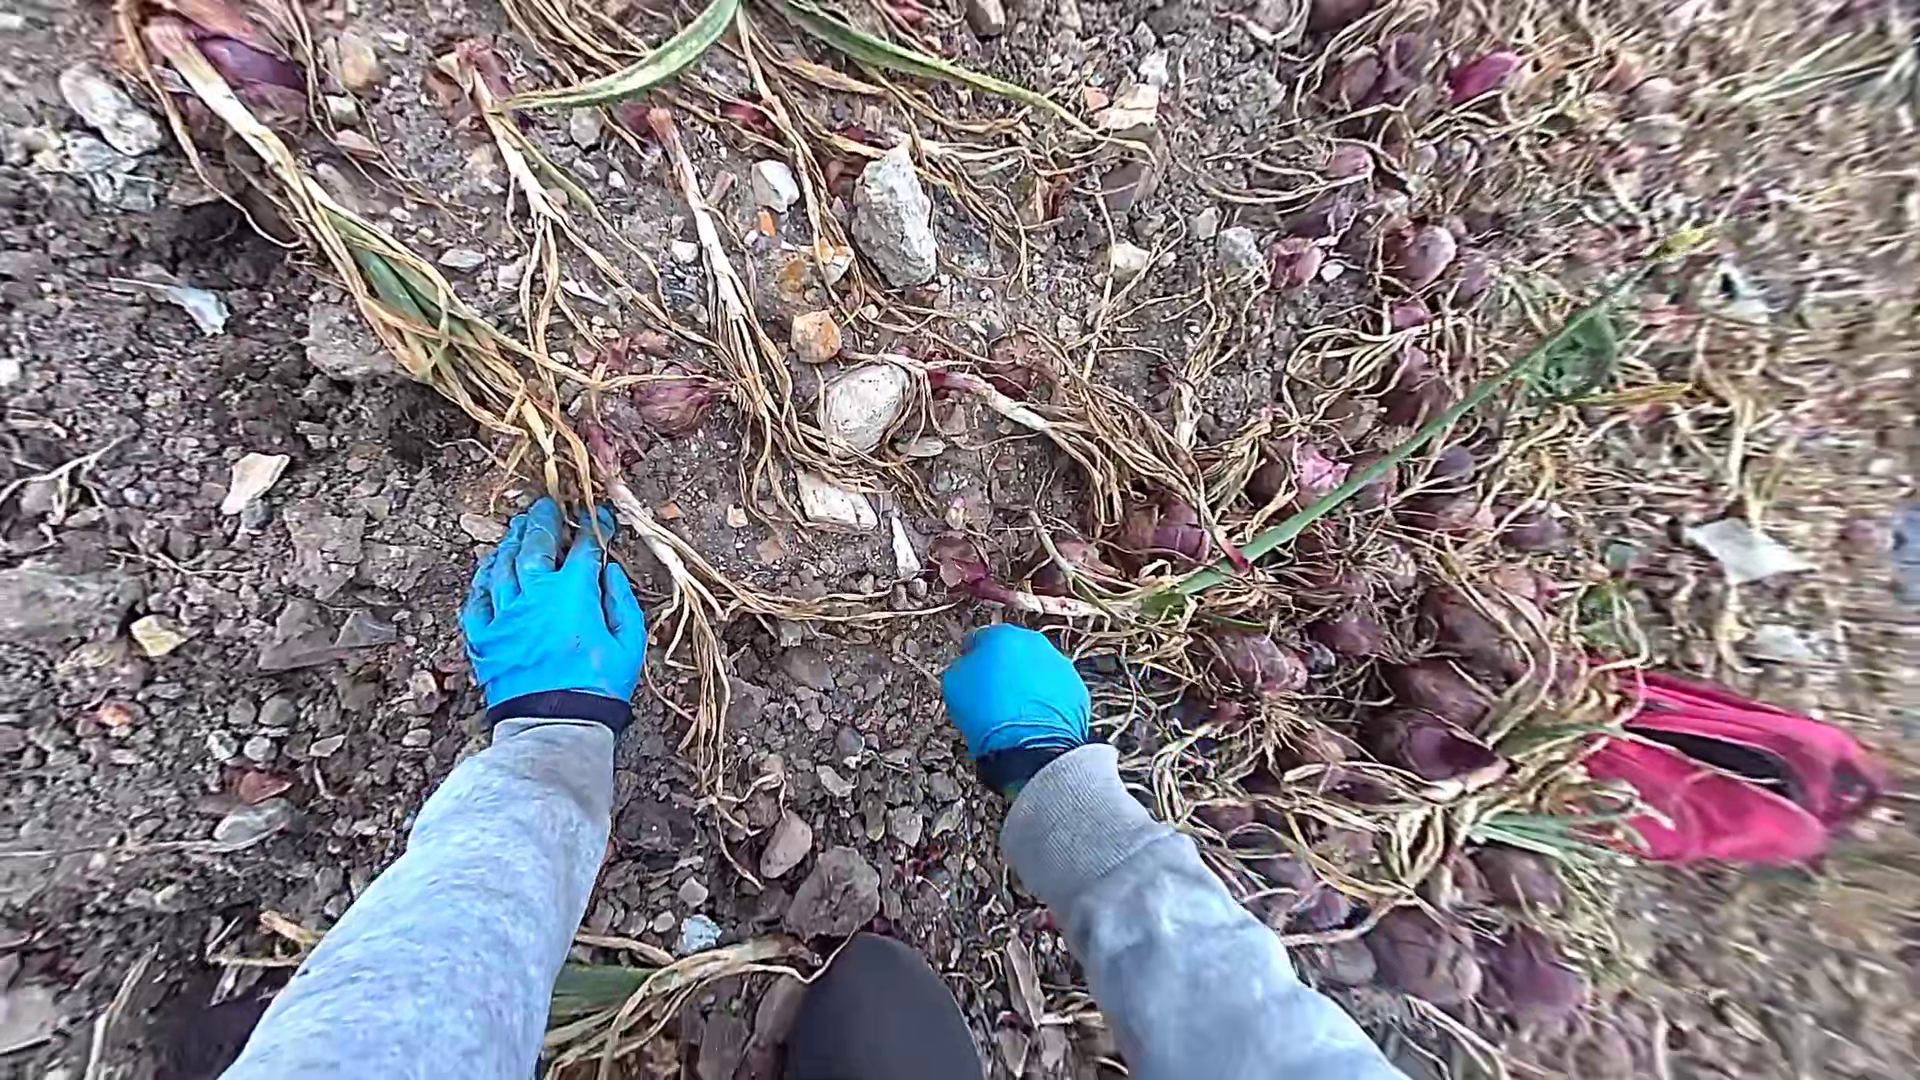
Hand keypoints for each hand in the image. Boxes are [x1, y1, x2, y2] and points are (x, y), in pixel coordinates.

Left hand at [461, 498, 645, 710]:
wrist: (556, 722)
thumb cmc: (601, 682)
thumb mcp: (629, 639)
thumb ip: (620, 599)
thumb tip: (608, 571)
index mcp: (573, 593)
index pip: (584, 548)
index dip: (595, 528)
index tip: (601, 516)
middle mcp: (534, 595)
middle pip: (536, 546)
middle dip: (544, 522)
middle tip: (547, 506)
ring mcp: (504, 614)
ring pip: (503, 566)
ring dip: (512, 542)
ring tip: (519, 528)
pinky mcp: (484, 636)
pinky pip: (477, 598)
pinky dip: (484, 579)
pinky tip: (490, 568)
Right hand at [940, 625, 1089, 758]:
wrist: (1030, 748)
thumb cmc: (993, 718)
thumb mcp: (954, 685)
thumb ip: (961, 666)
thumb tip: (965, 667)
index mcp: (1002, 636)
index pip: (982, 638)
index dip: (972, 656)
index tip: (970, 668)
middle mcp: (1034, 645)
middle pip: (1013, 651)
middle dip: (1003, 668)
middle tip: (991, 693)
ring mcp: (1059, 666)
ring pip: (1037, 669)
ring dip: (1026, 684)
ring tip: (1011, 711)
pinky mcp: (1076, 690)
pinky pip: (1056, 690)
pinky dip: (1046, 700)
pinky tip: (1032, 718)